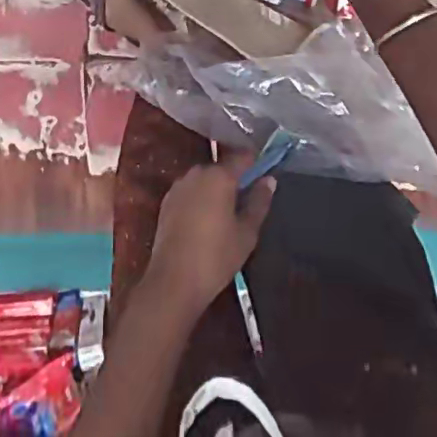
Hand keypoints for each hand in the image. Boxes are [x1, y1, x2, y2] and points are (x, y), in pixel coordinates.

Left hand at [144, 152, 274, 312]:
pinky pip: (190, 192)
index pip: (242, 157)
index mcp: (219, 176)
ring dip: (216, 190)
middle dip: (234, 180)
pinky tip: (204, 222)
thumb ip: (259, 202)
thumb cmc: (217, 256)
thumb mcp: (247, 232)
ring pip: (205, 180)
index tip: (264, 175)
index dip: (255, 163)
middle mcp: (197, 173)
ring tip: (226, 216)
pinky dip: (200, 199)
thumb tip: (269, 180)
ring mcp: (179, 185)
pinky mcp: (167, 200)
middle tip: (246, 203)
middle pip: (222, 168)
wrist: (174, 279)